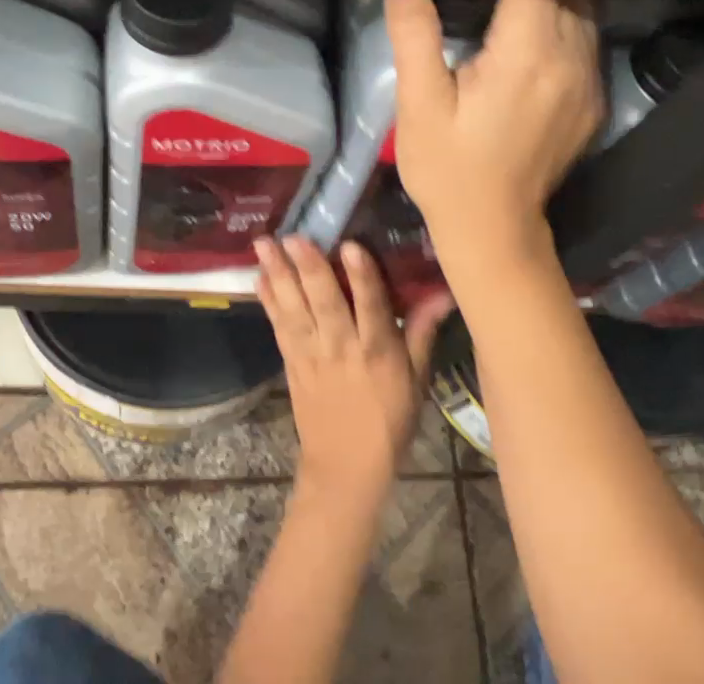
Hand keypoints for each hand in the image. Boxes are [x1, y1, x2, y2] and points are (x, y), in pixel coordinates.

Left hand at [254, 237, 453, 497]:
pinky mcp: (292, 364)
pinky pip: (278, 327)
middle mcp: (342, 348)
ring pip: (295, 309)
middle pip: (325, 302)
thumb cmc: (390, 421)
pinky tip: (259, 278)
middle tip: (293, 236)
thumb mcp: (417, 380)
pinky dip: (268, 302)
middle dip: (308, 268)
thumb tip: (444, 293)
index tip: (350, 244)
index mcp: (379, 351)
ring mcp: (312, 355)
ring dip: (279, 275)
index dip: (361, 275)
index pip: (371, 306)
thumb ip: (424, 333)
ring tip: (263, 245)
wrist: (347, 466)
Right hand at [385, 0, 604, 255]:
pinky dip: (561, 24)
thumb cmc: (448, 168)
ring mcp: (590, 81)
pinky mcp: (594, 101)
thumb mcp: (418, 101)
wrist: (493, 230)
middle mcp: (572, 58)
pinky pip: (587, 40)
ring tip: (505, 6)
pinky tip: (526, 46)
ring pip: (584, 7)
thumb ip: (414, 30)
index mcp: (529, 53)